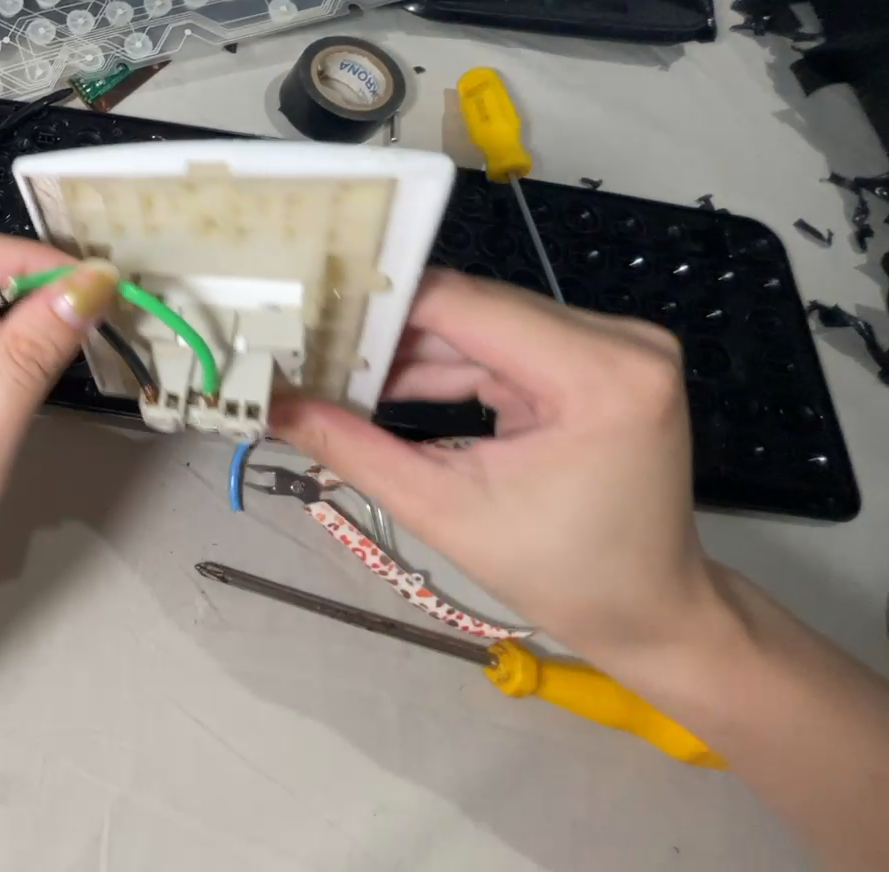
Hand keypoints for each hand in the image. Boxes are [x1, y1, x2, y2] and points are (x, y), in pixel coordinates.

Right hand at [270, 269, 723, 661]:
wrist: (646, 610)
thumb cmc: (553, 569)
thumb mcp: (435, 507)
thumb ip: (347, 445)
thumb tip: (266, 405)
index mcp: (596, 373)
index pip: (457, 303)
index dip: (372, 307)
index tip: (301, 321)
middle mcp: (612, 339)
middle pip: (462, 306)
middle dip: (377, 331)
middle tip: (302, 349)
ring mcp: (604, 347)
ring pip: (469, 323)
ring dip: (398, 350)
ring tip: (326, 373)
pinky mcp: (586, 362)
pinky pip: (488, 345)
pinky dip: (431, 366)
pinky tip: (376, 388)